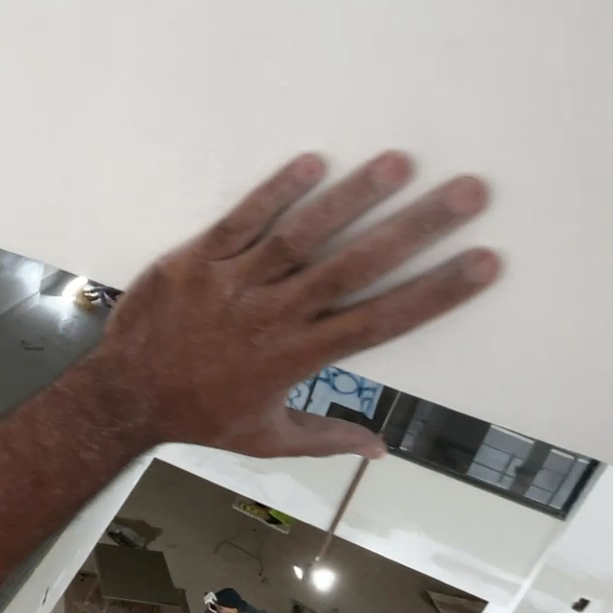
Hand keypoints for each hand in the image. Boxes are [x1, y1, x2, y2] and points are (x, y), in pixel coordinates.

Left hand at [84, 152, 496, 458]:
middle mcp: (273, 314)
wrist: (126, 394)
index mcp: (298, 356)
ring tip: (396, 163)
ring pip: (299, 236)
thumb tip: (382, 450)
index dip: (435, 293)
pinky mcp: (195, 262)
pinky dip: (271, 193)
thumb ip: (325, 438)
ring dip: (349, 198)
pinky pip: (237, 222)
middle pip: (354, 267)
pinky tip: (309, 162)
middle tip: (467, 191)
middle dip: (414, 229)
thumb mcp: (264, 437)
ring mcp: (233, 284)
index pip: (381, 320)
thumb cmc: (197, 415)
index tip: (486, 262)